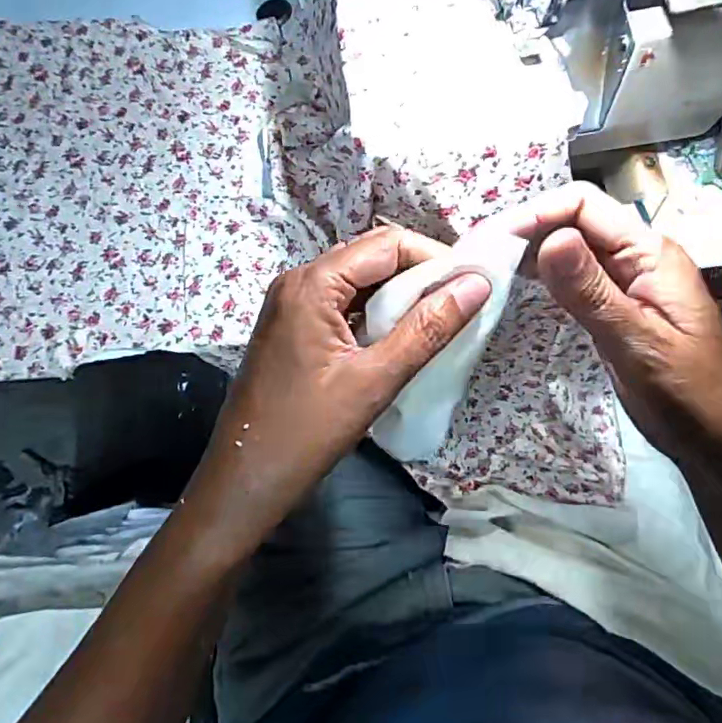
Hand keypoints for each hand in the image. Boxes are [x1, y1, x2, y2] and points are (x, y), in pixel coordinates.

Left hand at [177, 225, 491, 561]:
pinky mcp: (294, 325)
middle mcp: (298, 281)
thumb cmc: (306, 432)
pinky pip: (343, 301)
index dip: (434, 258)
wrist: (244, 478)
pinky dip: (376, 311)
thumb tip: (476, 284)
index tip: (472, 284)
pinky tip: (401, 334)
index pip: (386, 244)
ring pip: (359, 279)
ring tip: (439, 319)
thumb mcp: (374, 380)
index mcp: (312, 284)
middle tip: (460, 302)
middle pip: (371, 256)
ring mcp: (292, 302)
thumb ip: (427, 328)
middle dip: (419, 274)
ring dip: (399, 294)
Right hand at [493, 182, 721, 462]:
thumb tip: (550, 238)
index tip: (497, 241)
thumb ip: (592, 292)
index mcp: (651, 254)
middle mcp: (636, 257)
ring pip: (569, 248)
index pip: (584, 205)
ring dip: (530, 251)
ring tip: (489, 266)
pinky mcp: (612, 306)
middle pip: (573, 220)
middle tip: (482, 252)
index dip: (538, 213)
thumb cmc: (693, 396)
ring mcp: (624, 282)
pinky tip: (514, 286)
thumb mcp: (639, 345)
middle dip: (528, 229)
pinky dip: (541, 276)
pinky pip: (571, 277)